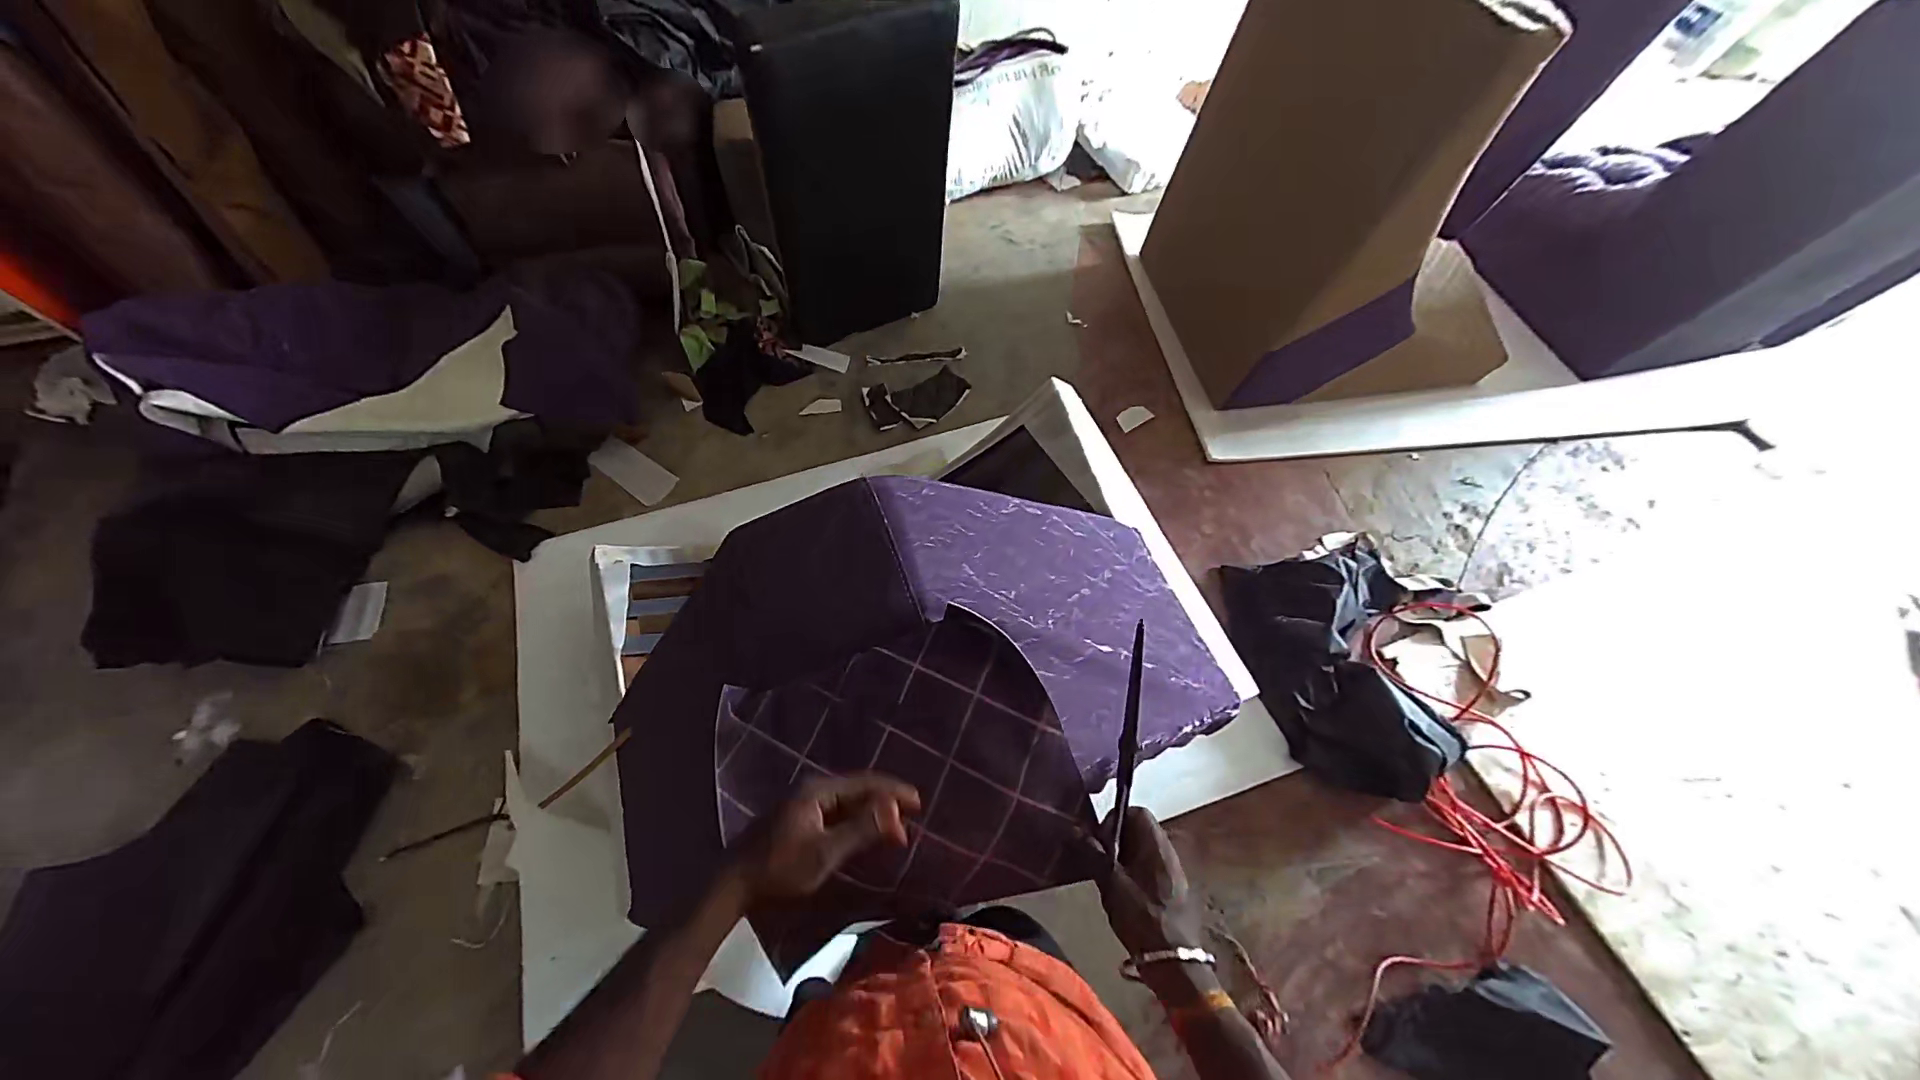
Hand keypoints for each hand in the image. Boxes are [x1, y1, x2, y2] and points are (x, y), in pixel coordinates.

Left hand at [733, 773, 921, 903]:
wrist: (734, 884)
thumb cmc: (780, 868)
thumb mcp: (824, 853)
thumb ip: (860, 830)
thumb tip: (894, 810)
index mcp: (817, 789)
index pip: (865, 783)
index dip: (893, 791)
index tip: (918, 802)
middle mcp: (811, 788)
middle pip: (857, 789)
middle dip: (885, 802)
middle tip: (911, 816)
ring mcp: (803, 802)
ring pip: (847, 801)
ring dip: (871, 812)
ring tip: (894, 826)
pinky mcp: (798, 818)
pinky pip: (836, 811)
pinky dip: (856, 819)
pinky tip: (866, 832)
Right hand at [1094, 806, 1206, 958]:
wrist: (1173, 961)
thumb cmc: (1141, 917)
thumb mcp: (1111, 884)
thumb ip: (1094, 854)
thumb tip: (1076, 831)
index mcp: (1157, 845)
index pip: (1138, 812)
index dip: (1115, 818)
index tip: (1100, 839)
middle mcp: (1170, 851)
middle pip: (1142, 829)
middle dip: (1118, 839)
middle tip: (1101, 858)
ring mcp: (1175, 870)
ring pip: (1146, 849)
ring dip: (1126, 855)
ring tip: (1109, 875)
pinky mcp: (1175, 888)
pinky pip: (1152, 866)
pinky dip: (1136, 869)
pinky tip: (1125, 890)